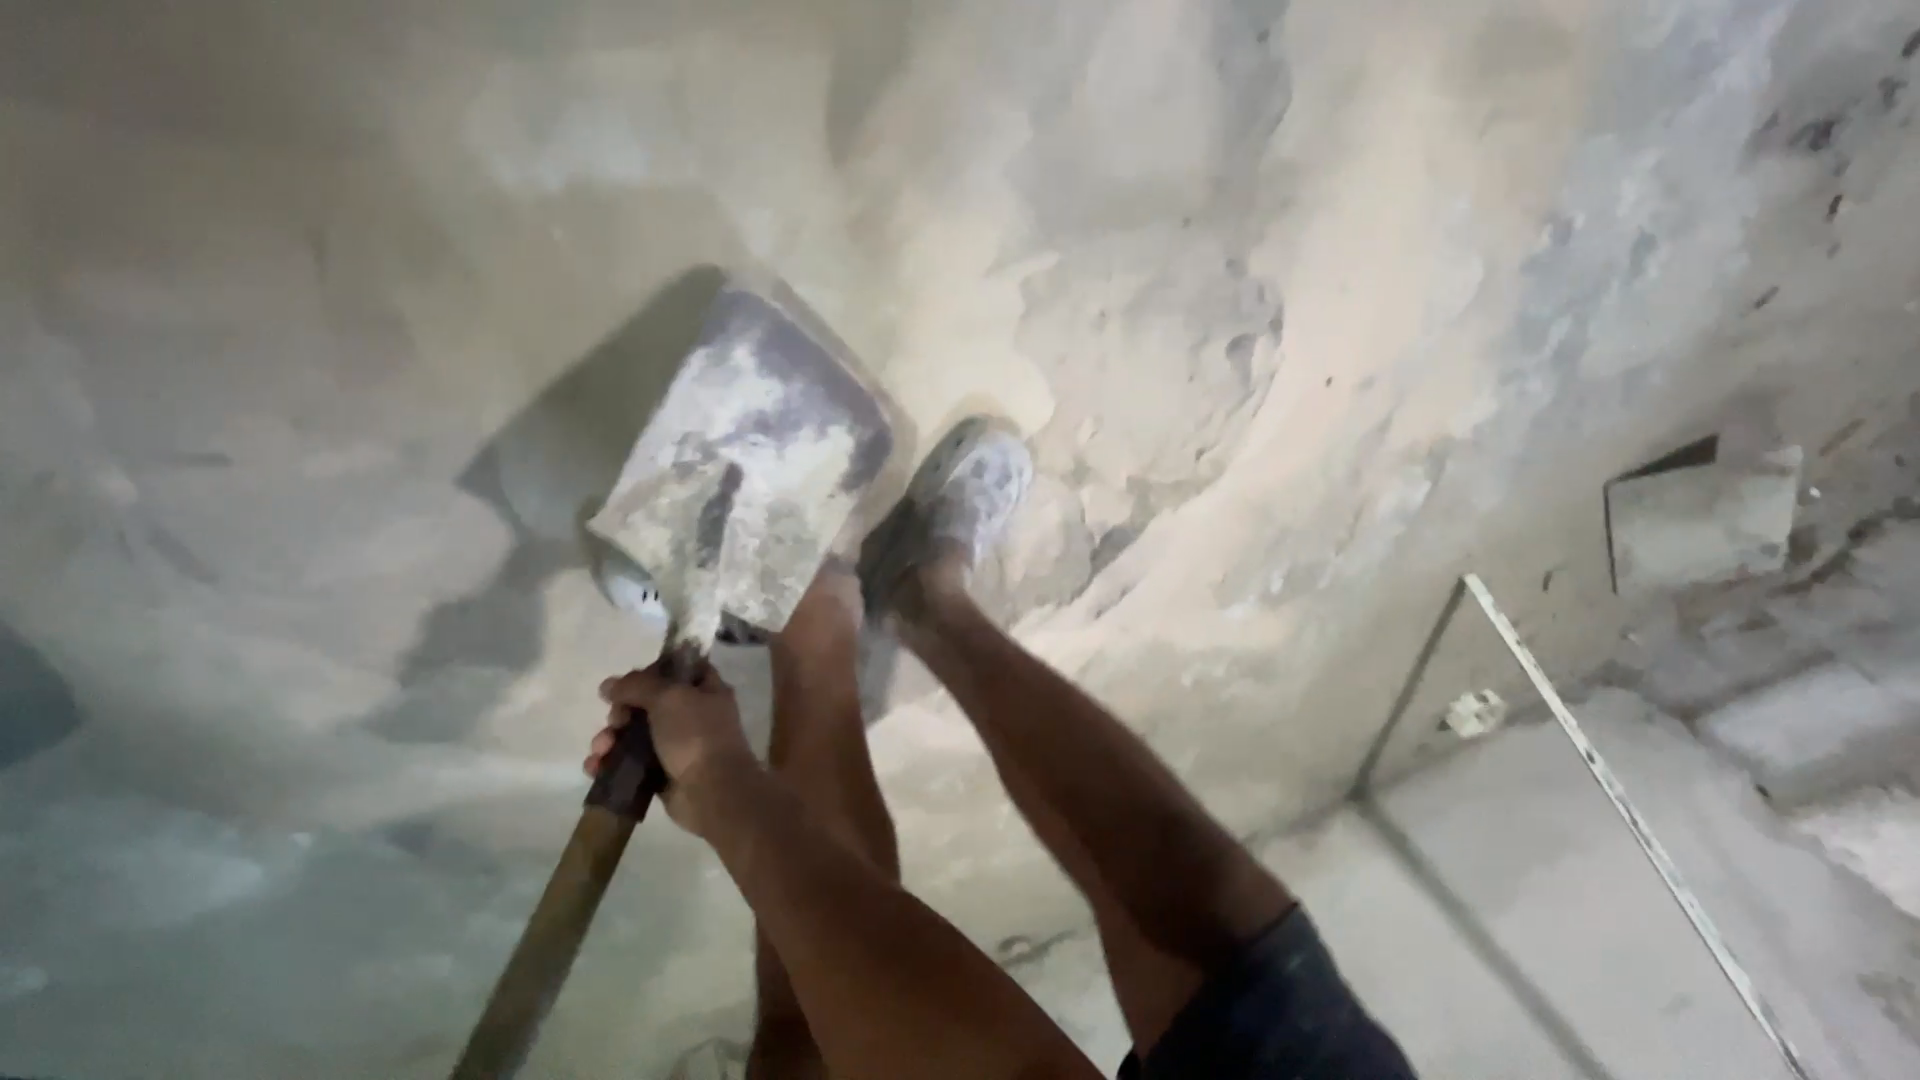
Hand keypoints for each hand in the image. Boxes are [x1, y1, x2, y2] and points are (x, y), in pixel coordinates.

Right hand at [589, 660, 758, 833]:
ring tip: (602, 749)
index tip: (630, 681)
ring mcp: (678, 745)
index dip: (653, 671)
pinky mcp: (662, 773)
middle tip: (616, 720)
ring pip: (635, 733)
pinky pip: (631, 763)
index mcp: (707, 689)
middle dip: (622, 711)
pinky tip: (596, 767)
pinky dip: (611, 763)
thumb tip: (609, 685)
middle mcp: (695, 714)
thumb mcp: (669, 697)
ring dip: (611, 738)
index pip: (679, 669)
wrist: (712, 791)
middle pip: (648, 702)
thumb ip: (637, 685)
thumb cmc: (696, 735)